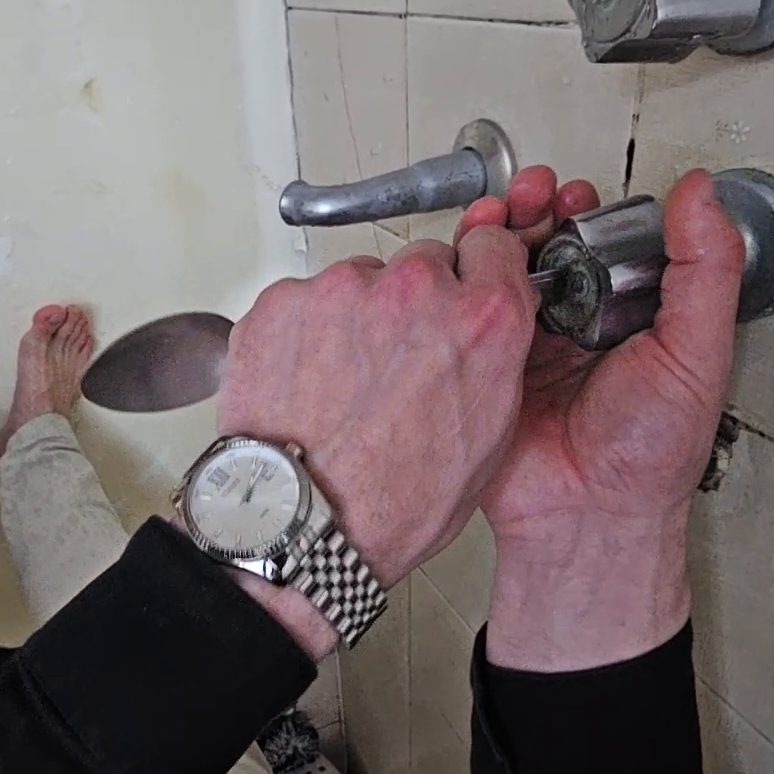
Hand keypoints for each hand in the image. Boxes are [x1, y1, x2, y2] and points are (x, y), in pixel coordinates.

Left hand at [217, 232, 538, 589]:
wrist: (302, 526)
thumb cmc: (391, 504)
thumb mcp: (487, 439)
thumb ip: (493, 359)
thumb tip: (482, 329)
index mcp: (481, 321)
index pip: (490, 247)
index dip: (474, 275)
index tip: (459, 289)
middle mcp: (413, 292)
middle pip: (420, 264)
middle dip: (412, 303)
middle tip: (391, 360)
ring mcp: (341, 292)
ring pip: (358, 282)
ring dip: (354, 318)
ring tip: (340, 384)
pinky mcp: (281, 303)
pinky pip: (303, 301)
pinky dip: (303, 331)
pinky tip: (305, 382)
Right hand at [455, 167, 743, 670]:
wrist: (586, 513)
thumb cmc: (647, 452)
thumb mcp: (697, 354)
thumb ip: (705, 273)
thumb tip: (703, 196)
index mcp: (623, 317)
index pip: (599, 245)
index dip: (584, 211)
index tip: (575, 194)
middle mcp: (570, 326)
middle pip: (543, 251)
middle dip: (531, 213)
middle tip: (528, 196)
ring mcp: (523, 346)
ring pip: (503, 276)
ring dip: (494, 240)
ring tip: (493, 218)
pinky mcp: (485, 367)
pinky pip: (470, 318)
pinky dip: (464, 286)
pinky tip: (464, 265)